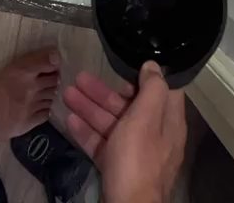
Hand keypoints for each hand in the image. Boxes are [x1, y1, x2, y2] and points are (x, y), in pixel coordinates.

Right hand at [62, 62, 187, 202]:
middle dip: (103, 92)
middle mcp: (153, 136)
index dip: (143, 77)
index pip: (160, 92)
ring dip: (90, 108)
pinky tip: (69, 120)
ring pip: (111, 124)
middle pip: (128, 106)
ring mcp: (134, 153)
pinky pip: (103, 144)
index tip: (126, 65)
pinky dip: (87, 132)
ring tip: (66, 94)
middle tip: (80, 77)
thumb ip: (151, 89)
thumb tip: (153, 65)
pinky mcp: (118, 168)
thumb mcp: (146, 118)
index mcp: (167, 122)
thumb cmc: (138, 159)